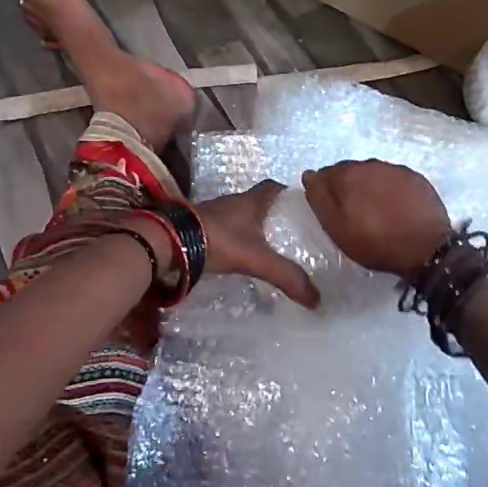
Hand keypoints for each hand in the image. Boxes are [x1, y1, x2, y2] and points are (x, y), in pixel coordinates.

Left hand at [196, 181, 320, 308]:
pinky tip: (239, 254)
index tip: (300, 208)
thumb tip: (316, 299)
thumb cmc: (218, 241)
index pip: (274, 187)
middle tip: (287, 233)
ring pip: (239, 216)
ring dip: (251, 227)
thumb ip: (287, 276)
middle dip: (272, 214)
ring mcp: (213, 214)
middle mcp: (232, 202)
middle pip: (257, 202)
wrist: (170, 242)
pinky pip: (223, 229)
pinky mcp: (199, 227)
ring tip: (267, 246)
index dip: (287, 194)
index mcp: (251, 202)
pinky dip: (234, 239)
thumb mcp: (258, 260)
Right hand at [301, 160, 451, 279]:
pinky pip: (394, 179)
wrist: (425, 248)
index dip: (324, 190)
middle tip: (350, 211)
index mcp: (347, 175)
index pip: (325, 173)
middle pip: (350, 171)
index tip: (329, 209)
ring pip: (372, 173)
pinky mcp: (416, 178)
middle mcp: (371, 164)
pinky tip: (393, 207)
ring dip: (368, 186)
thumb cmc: (374, 242)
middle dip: (346, 186)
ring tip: (372, 210)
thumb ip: (319, 199)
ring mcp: (396, 169)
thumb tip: (309, 175)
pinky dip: (389, 189)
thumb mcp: (336, 228)